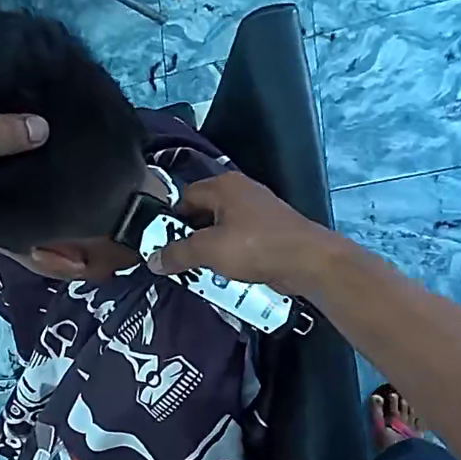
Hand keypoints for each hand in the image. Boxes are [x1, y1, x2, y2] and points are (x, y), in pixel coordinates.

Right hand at [146, 173, 343, 293]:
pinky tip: (226, 273)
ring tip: (201, 271)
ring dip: (211, 250)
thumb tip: (152, 260)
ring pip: (223, 229)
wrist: (307, 261)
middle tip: (180, 260)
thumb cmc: (256, 247)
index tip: (162, 244)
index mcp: (224, 186)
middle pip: (204, 212)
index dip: (171, 220)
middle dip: (191, 237)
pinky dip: (231, 255)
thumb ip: (178, 254)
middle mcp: (242, 192)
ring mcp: (259, 211)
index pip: (185, 197)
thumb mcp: (209, 250)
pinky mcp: (271, 231)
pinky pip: (241, 241)